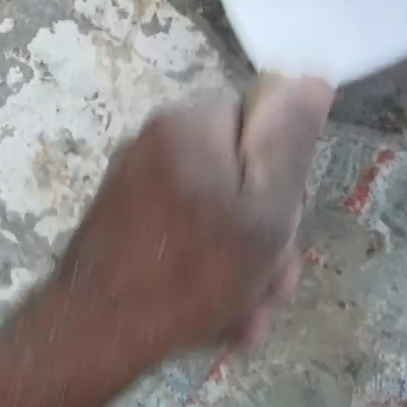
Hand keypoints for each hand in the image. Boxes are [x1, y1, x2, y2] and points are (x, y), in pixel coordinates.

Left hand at [43, 78, 333, 375]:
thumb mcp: (264, 208)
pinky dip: (203, 272)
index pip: (258, 122)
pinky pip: (180, 236)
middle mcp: (153, 143)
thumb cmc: (193, 271)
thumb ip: (288, 141)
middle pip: (236, 176)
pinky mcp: (119, 219)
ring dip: (240, 267)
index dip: (283, 175)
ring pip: (212, 216)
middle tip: (271, 286)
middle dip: (263, 237)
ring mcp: (132, 183)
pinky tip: (218, 320)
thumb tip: (308, 77)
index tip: (284, 223)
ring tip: (246, 317)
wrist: (98, 329)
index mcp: (187, 126)